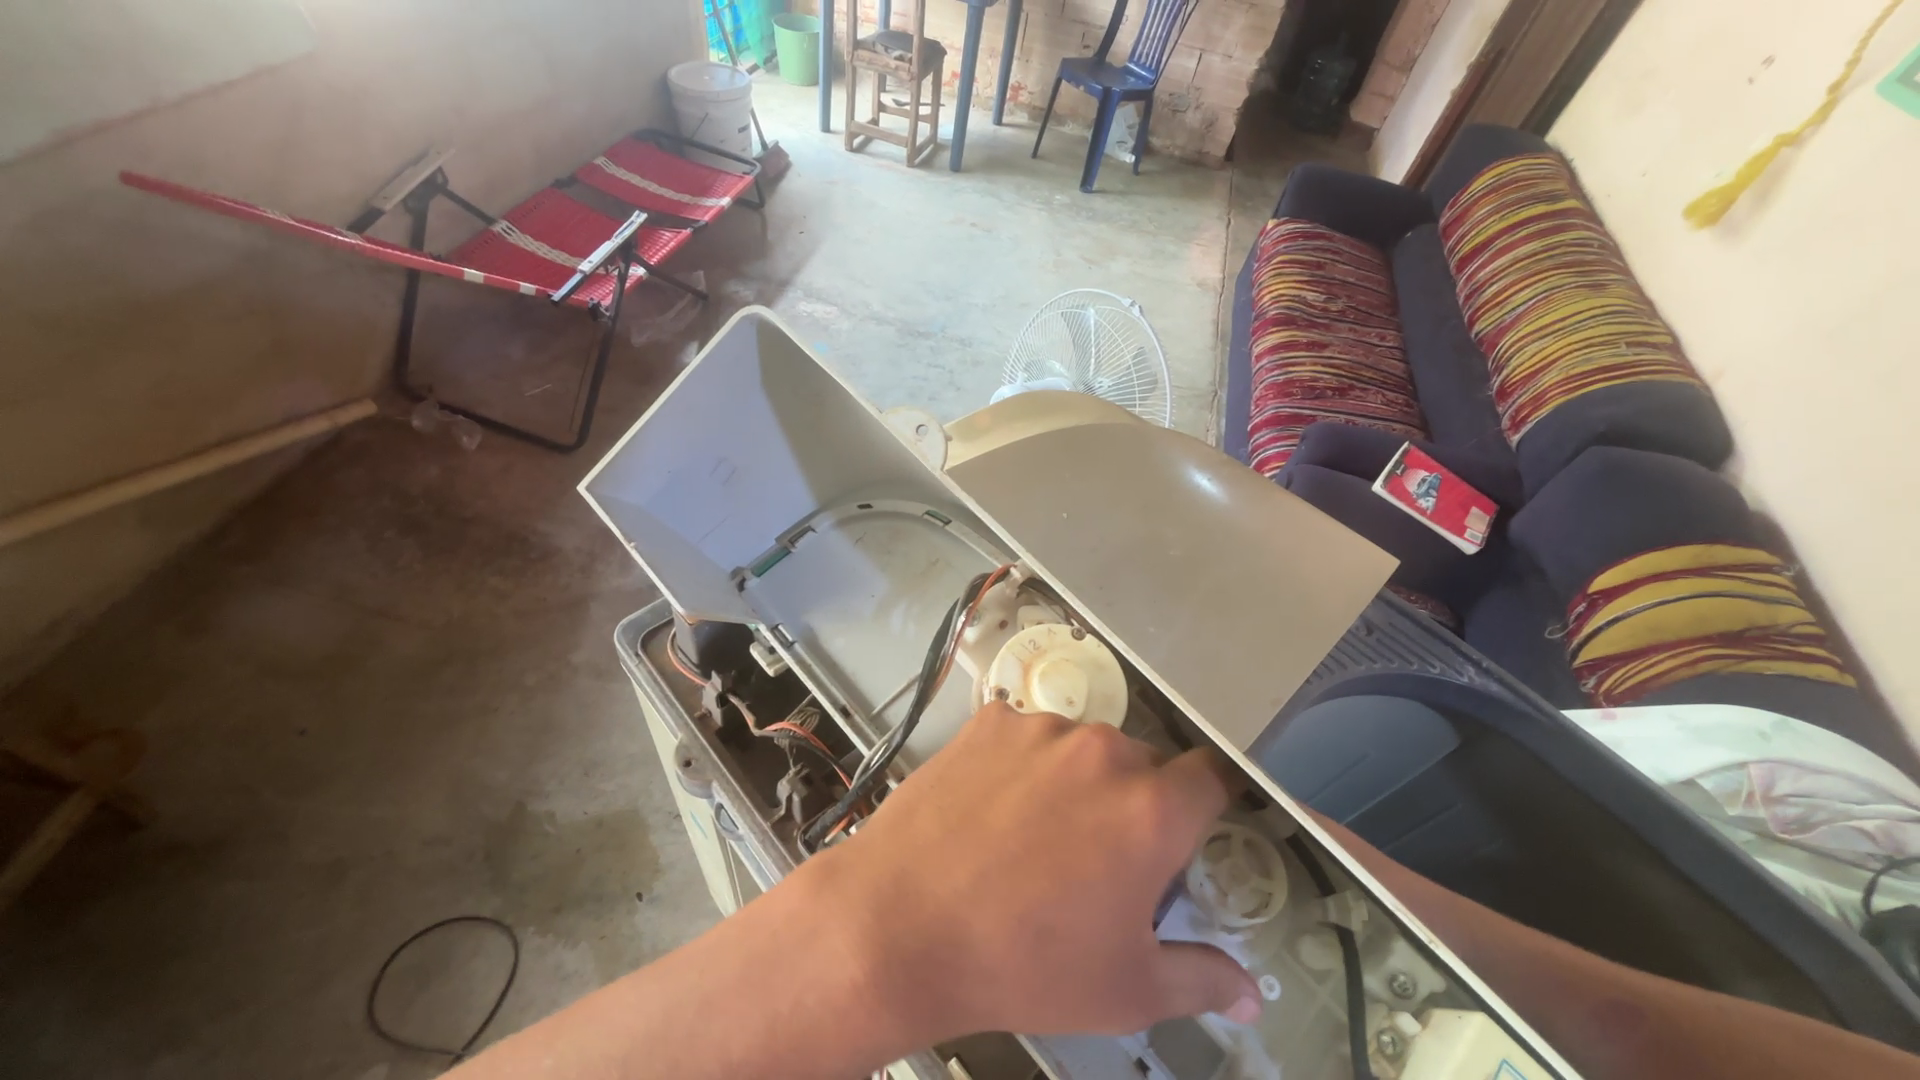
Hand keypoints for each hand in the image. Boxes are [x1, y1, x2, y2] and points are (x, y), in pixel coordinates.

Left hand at [808, 702, 1261, 1045]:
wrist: (895, 927)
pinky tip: (993, 811)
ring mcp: (1039, 730)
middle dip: (1137, 805)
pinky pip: (1027, 738)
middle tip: (1102, 860)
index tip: (1198, 826)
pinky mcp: (987, 724)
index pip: (1214, 777)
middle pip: (1145, 766)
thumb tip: (1249, 997)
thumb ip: (1201, 980)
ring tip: (1036, 839)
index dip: (1213, 801)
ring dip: (1078, 783)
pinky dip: (1024, 766)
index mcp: (1151, 809)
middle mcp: (1102, 751)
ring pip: (1084, 750)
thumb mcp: (1124, 989)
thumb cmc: (1020, 964)